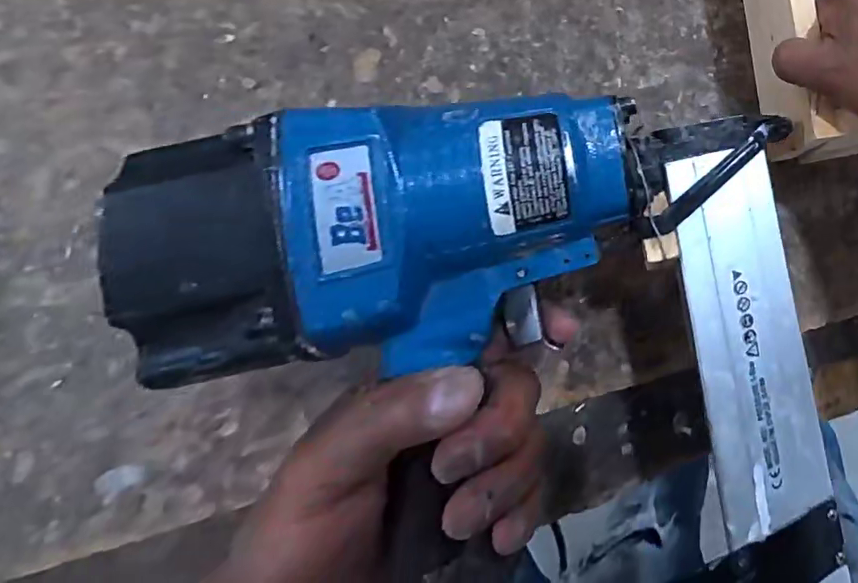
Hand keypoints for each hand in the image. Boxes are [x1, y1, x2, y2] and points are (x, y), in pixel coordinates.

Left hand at [209, 303, 581, 582]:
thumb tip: (471, 383)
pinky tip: (496, 540)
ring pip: (532, 438)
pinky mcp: (497, 506)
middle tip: (452, 470)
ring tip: (456, 526)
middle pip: (519, 386)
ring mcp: (481, 461)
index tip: (562, 332)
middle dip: (500, 427)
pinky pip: (538, 490)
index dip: (528, 318)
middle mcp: (459, 413)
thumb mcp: (321, 471)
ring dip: (504, 482)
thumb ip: (386, 417)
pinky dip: (524, 512)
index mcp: (419, 388)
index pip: (481, 332)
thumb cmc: (295, 539)